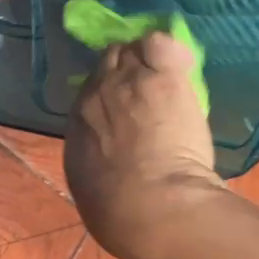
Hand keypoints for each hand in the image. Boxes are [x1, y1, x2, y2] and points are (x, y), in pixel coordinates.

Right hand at [65, 31, 227, 258]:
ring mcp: (129, 80)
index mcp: (78, 122)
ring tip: (168, 77)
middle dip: (125, 68)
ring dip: (146, 59)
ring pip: (133, 49)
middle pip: (108, 61)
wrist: (151, 206)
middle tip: (147, 88)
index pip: (90, 90)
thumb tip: (101, 163)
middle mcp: (97, 92)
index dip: (108, 94)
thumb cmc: (118, 213)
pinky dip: (168, 51)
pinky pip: (160, 45)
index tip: (126, 107)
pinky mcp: (163, 77)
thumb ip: (94, 162)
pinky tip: (180, 66)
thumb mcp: (91, 187)